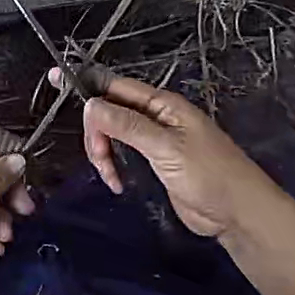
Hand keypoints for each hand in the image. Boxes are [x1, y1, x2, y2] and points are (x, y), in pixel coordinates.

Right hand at [51, 67, 270, 239]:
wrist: (239, 215)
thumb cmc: (209, 175)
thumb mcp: (166, 148)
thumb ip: (127, 125)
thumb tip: (91, 104)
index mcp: (162, 104)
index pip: (115, 86)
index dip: (86, 84)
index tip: (55, 79)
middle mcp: (155, 116)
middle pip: (109, 111)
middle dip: (97, 133)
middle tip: (100, 160)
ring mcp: (155, 139)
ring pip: (112, 133)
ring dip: (103, 152)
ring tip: (111, 177)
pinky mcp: (154, 162)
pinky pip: (122, 153)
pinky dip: (112, 165)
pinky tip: (117, 182)